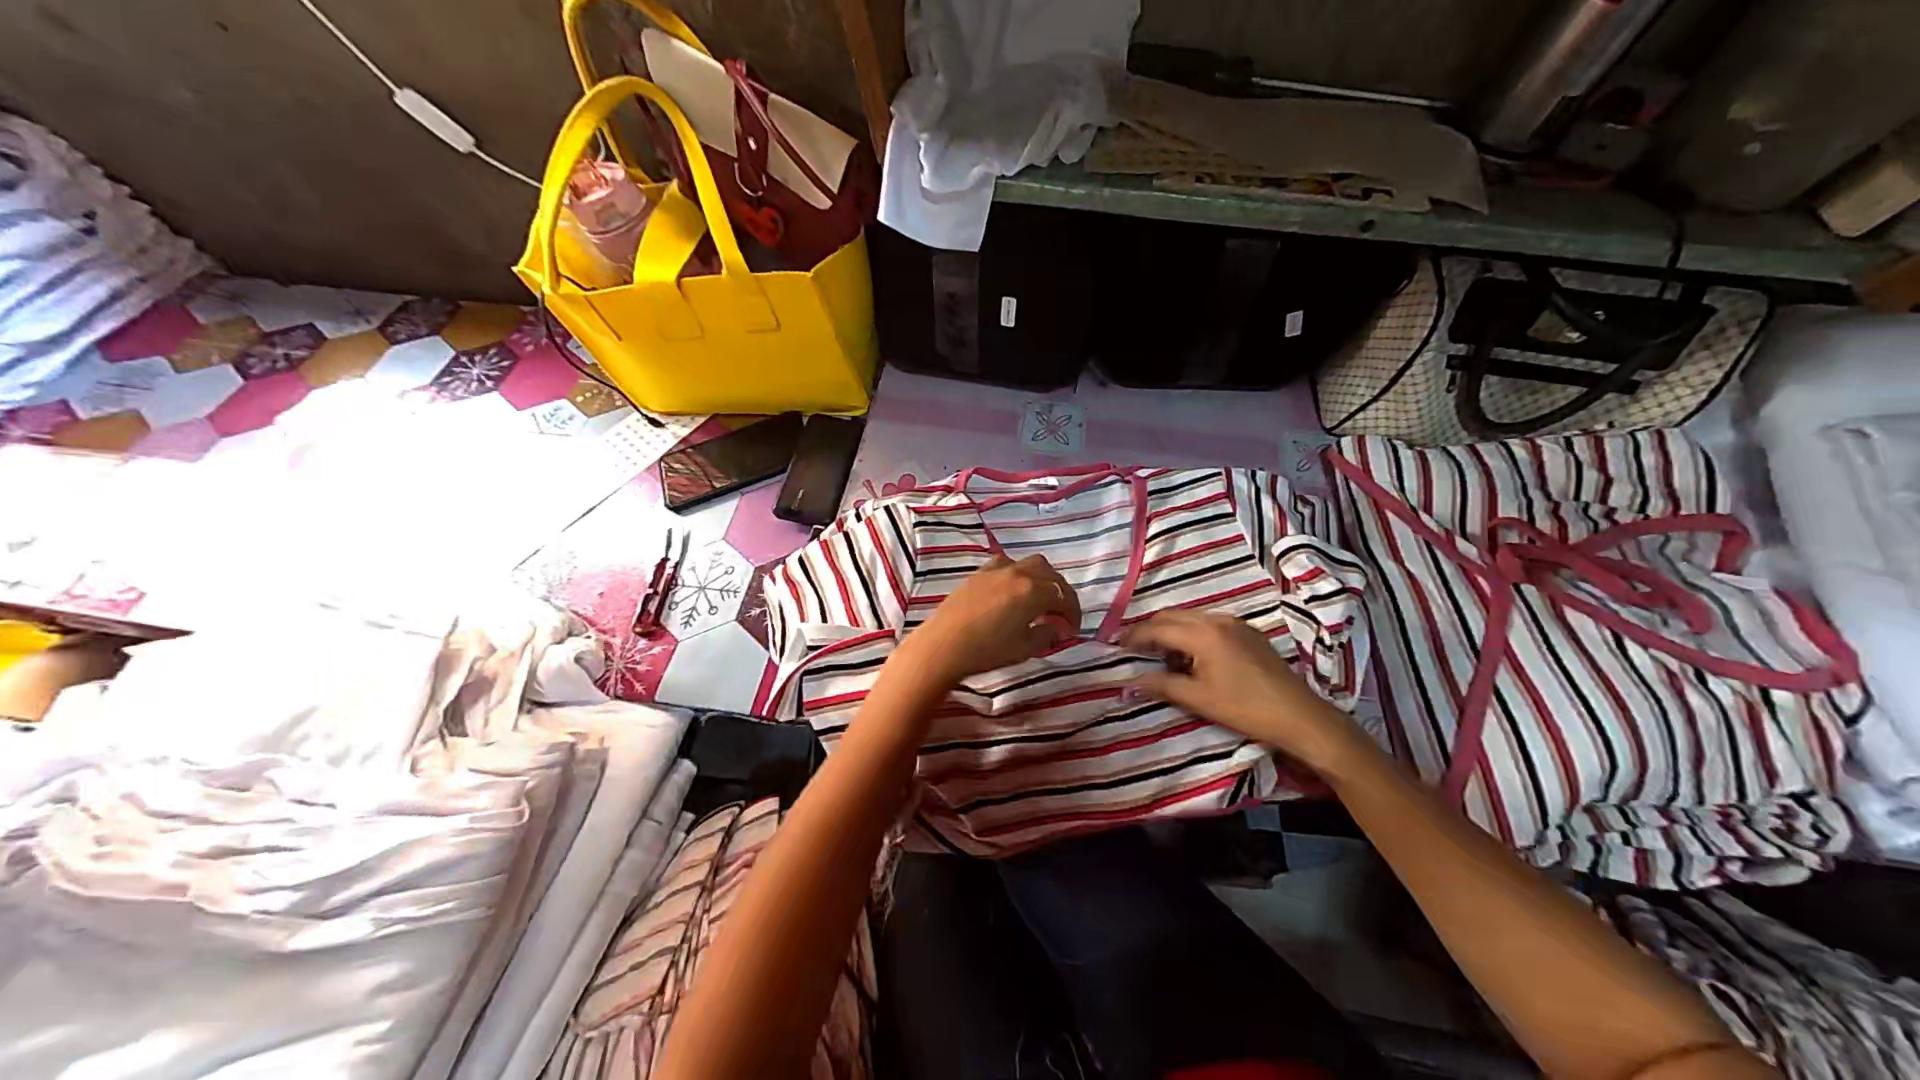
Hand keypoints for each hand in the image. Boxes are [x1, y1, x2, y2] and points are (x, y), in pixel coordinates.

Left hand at [897, 555, 1080, 687]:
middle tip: (1059, 614)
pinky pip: (1006, 565)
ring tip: (1037, 600)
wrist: (943, 645)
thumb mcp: (1024, 648)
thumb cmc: (987, 650)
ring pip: (1029, 564)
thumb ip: (1046, 634)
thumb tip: (1057, 628)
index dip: (1073, 613)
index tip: (1072, 630)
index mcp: (1034, 591)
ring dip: (1040, 579)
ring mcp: (996, 570)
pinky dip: (1018, 574)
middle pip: (1050, 574)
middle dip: (1060, 593)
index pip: (1064, 596)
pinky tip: (1011, 591)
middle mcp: (1018, 573)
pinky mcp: (977, 574)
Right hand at [1121, 610, 1372, 774]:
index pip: (1157, 628)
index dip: (1133, 637)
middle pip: (1171, 616)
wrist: (1299, 716)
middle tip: (1133, 651)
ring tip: (1160, 658)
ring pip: (1190, 618)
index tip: (1116, 649)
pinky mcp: (1247, 632)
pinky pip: (1208, 624)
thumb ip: (1160, 685)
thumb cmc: (1245, 708)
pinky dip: (1191, 634)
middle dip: (1149, 631)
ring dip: (1170, 632)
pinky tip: (1191, 657)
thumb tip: (1127, 682)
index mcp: (1203, 634)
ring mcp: (1235, 623)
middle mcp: (1217, 619)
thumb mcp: (1197, 699)